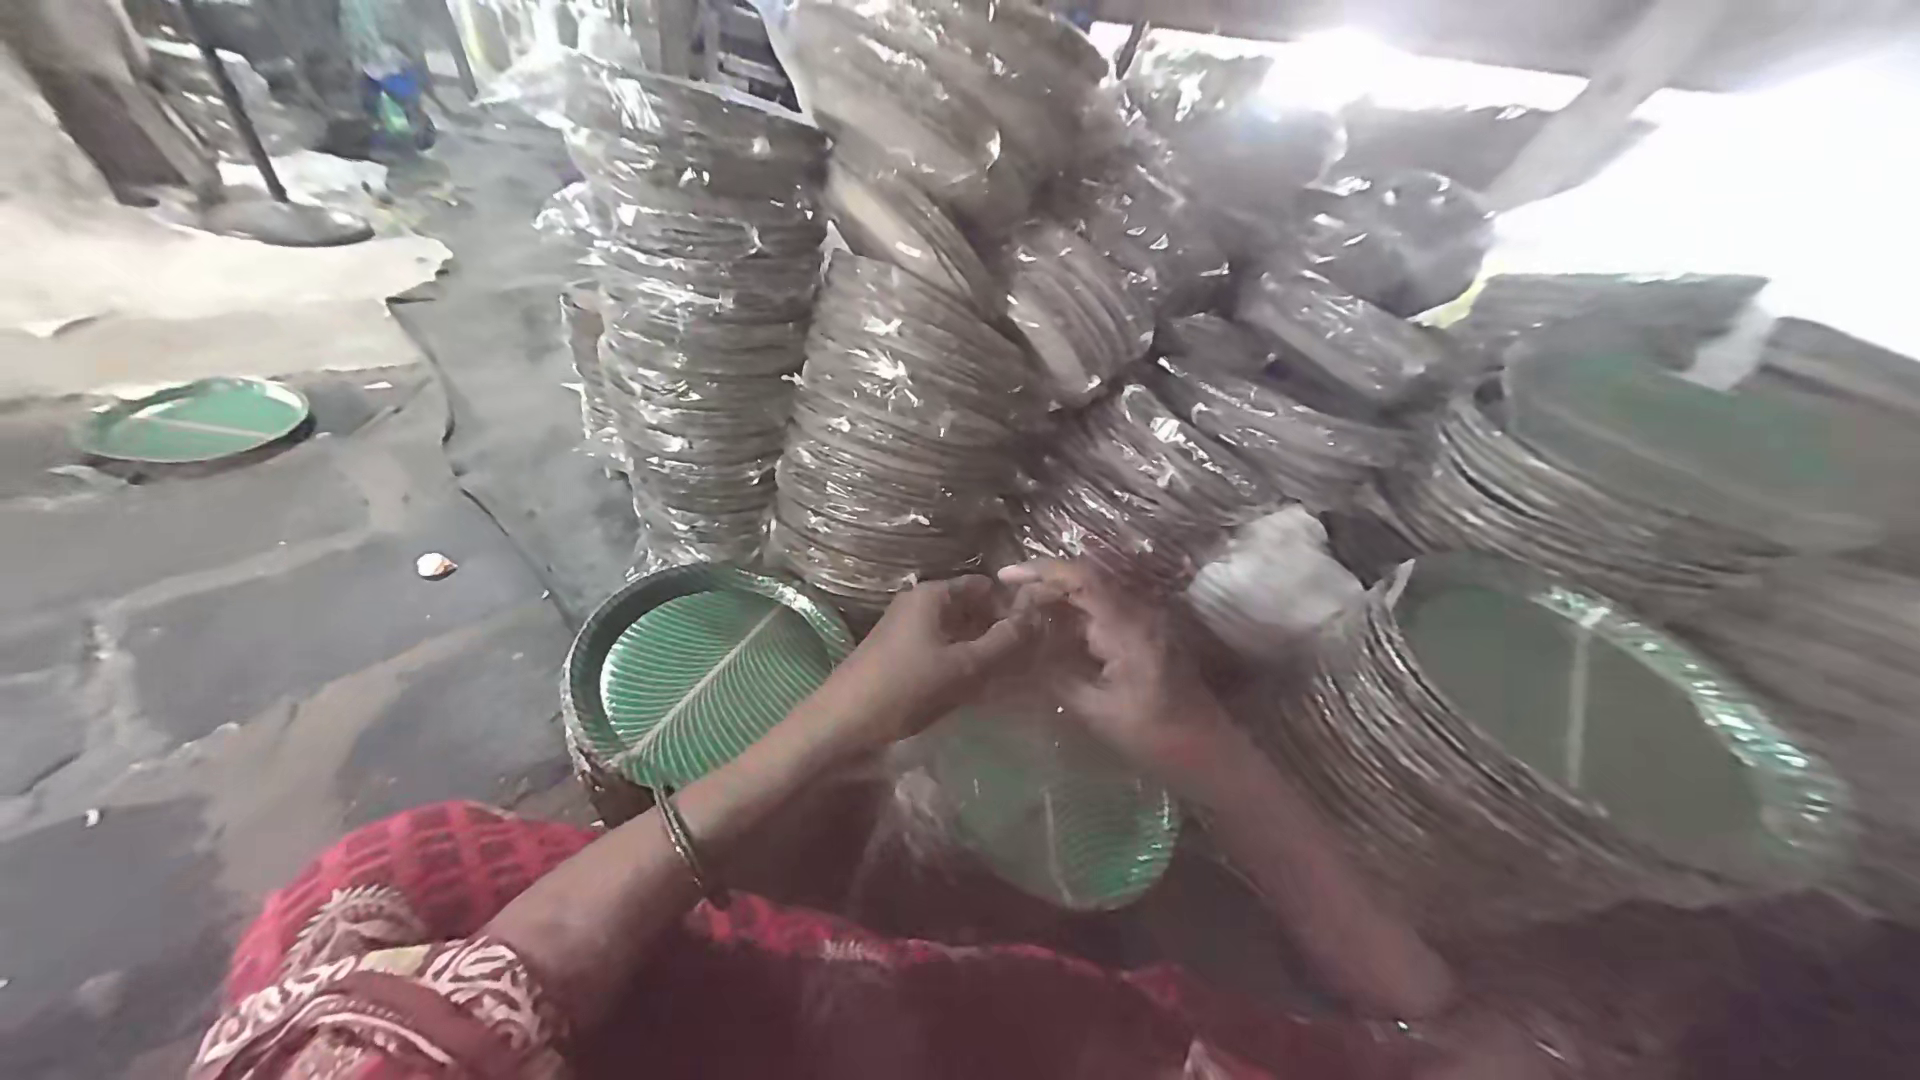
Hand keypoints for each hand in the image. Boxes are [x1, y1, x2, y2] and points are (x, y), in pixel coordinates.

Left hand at [801, 575, 1035, 754]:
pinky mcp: (899, 652)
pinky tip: (975, 682)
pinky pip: (940, 646)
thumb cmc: (906, 687)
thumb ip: (1004, 641)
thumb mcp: (964, 666)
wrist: (843, 722)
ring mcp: (905, 628)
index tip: (1036, 628)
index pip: (984, 586)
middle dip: (997, 627)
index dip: (1011, 604)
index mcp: (932, 595)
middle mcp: (917, 603)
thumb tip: (1035, 617)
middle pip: (969, 606)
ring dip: (979, 646)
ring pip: (955, 629)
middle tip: (1027, 654)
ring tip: (1007, 670)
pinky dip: (960, 658)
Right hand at [997, 559, 1231, 778]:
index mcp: (1129, 626)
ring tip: (1019, 611)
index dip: (1041, 570)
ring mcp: (1145, 620)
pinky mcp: (1145, 633)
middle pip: (1085, 580)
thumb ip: (1057, 674)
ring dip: (1057, 597)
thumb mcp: (1096, 711)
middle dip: (1043, 583)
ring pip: (1093, 594)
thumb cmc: (1155, 737)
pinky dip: (1073, 614)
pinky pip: (1103, 611)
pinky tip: (1050, 629)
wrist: (1210, 754)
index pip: (1081, 579)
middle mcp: (1139, 612)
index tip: (1005, 574)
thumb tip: (1022, 649)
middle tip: (1006, 599)